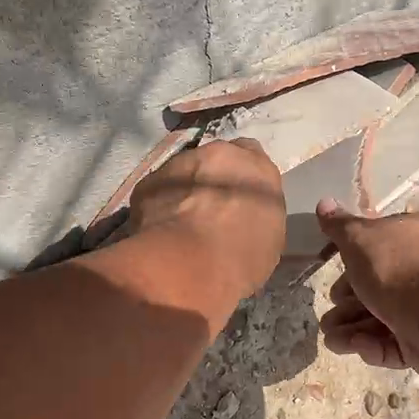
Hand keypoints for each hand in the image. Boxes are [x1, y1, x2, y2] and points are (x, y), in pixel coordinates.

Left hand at [127, 138, 285, 305]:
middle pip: (216, 160)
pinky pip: (157, 190)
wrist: (191, 264)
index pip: (252, 157)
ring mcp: (180, 163)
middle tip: (212, 209)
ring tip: (183, 222)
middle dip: (213, 179)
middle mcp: (219, 154)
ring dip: (185, 189)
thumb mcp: (270, 238)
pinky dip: (160, 204)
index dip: (244, 175)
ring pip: (183, 171)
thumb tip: (246, 219)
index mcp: (257, 168)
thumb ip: (258, 215)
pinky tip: (160, 229)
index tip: (240, 196)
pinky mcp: (149, 181)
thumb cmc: (242, 257)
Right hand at [316, 198, 418, 380]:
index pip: (377, 244)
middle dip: (346, 305)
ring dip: (352, 329)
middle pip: (375, 286)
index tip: (331, 273)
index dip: (350, 260)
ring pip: (380, 318)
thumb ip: (339, 225)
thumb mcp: (358, 239)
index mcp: (412, 236)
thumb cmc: (394, 268)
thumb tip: (324, 202)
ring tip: (333, 339)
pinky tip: (358, 346)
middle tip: (329, 315)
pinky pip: (394, 342)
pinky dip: (373, 345)